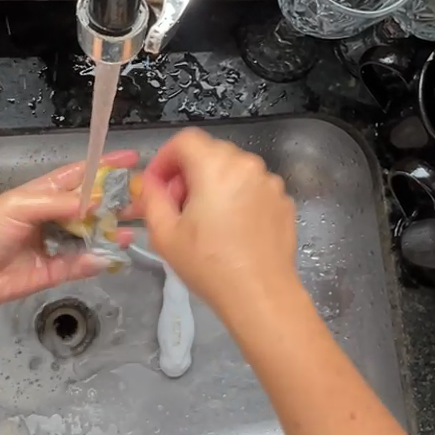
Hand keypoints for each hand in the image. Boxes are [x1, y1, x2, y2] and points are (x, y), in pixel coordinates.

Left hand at [0, 150, 138, 310]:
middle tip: (143, 200)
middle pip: (93, 205)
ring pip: (92, 234)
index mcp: (43, 193)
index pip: (80, 174)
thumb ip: (60, 202)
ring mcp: (58, 242)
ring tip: (132, 229)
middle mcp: (55, 215)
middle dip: (116, 201)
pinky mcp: (58, 269)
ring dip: (112, 231)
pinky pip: (83, 262)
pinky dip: (98, 259)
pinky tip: (112, 253)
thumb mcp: (22, 206)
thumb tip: (96, 200)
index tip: (131, 158)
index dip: (105, 165)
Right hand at [141, 129, 300, 316]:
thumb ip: (152, 198)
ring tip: (205, 221)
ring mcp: (270, 182)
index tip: (157, 185)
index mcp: (216, 166)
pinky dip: (238, 198)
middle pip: (210, 153)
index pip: (185, 140)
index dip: (165, 158)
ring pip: (233, 171)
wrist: (260, 294)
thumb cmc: (209, 264)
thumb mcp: (165, 234)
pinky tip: (232, 230)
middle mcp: (247, 165)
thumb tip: (151, 184)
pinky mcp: (284, 201)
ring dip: (214, 185)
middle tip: (177, 206)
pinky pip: (253, 188)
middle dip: (188, 173)